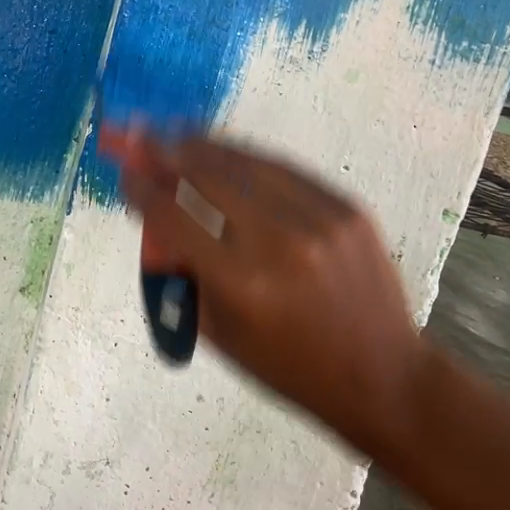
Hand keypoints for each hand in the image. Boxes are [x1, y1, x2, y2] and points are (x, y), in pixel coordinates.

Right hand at [101, 123, 428, 453]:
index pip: (173, 216)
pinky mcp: (345, 206)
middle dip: (162, 152)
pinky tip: (223, 150)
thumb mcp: (219, 332)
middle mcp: (278, 242)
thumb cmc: (289, 366)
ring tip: (172, 132)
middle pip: (202, 176)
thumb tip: (152, 205)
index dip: (141, 187)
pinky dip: (244, 157)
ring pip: (241, 163)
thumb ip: (183, 268)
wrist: (387, 377)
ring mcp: (317, 219)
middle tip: (136, 133)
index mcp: (241, 283)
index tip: (123, 168)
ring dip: (198, 145)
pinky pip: (280, 168)